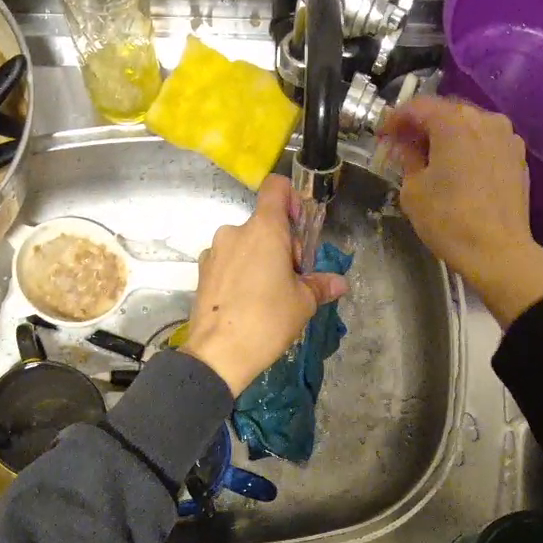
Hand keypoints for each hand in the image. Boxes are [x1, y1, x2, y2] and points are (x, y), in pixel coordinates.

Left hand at [180, 175, 348, 395]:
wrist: (219, 354)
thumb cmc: (267, 321)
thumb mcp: (302, 304)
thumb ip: (320, 286)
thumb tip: (339, 283)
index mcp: (264, 229)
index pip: (276, 188)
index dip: (292, 199)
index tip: (299, 228)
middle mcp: (235, 232)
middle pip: (263, 224)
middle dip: (281, 246)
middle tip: (291, 281)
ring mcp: (214, 252)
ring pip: (245, 246)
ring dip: (259, 261)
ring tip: (267, 297)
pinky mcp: (202, 273)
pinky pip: (228, 264)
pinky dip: (240, 275)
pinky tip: (245, 304)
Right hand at [379, 98, 542, 325]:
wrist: (497, 251)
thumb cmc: (448, 221)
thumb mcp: (413, 192)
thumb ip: (407, 160)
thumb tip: (407, 147)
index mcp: (453, 122)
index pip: (418, 107)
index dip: (396, 118)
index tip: (383, 134)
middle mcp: (484, 119)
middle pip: (446, 112)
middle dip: (422, 126)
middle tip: (404, 145)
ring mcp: (506, 136)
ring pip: (469, 126)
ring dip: (447, 136)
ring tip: (431, 158)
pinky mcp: (517, 156)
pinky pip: (486, 143)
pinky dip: (468, 149)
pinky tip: (458, 169)